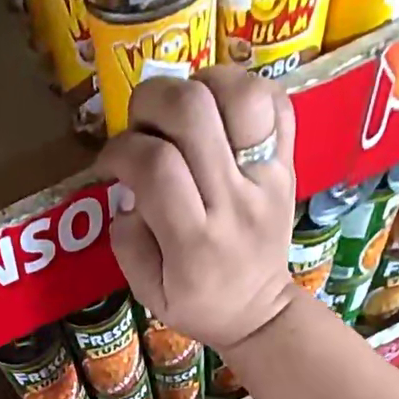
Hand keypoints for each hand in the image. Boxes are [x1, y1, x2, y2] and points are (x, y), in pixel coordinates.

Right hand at [95, 68, 299, 351]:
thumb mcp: (149, 294)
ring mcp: (268, 176)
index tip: (110, 163)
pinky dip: (244, 91)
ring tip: (182, 113)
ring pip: (242, 94)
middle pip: (193, 111)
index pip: (155, 166)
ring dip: (200, 86)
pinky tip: (219, 112)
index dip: (121, 149)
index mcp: (195, 242)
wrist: (260, 312)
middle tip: (142, 127)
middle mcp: (235, 200)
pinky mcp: (288, 163)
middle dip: (150, 101)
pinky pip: (277, 103)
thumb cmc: (199, 304)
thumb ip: (128, 244)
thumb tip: (127, 192)